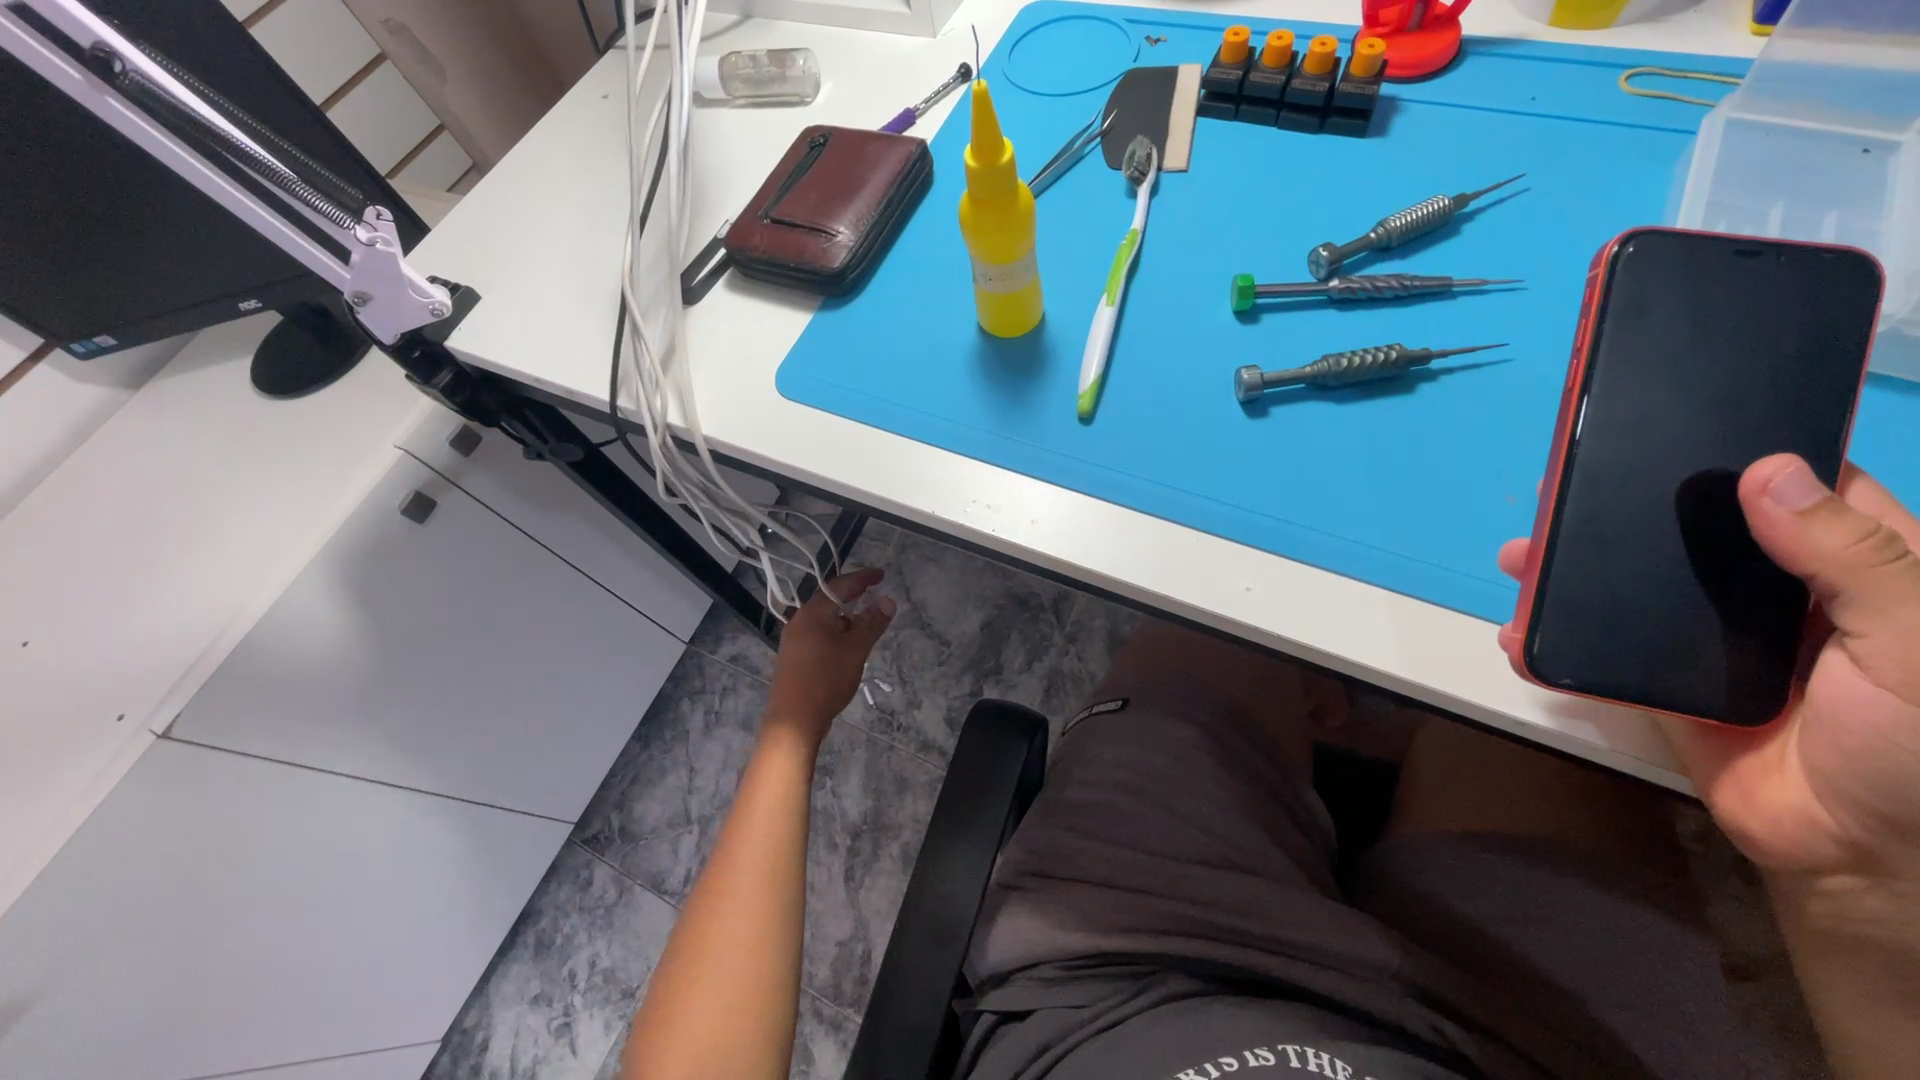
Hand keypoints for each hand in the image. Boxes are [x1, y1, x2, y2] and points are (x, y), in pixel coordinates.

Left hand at [764, 567, 895, 748]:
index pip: (840, 585)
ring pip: (825, 621)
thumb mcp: (856, 650)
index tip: (881, 575)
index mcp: (813, 613)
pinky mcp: (793, 657)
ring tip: (867, 628)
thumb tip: (888, 601)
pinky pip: (818, 635)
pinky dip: (836, 634)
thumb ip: (872, 623)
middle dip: (854, 599)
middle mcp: (799, 621)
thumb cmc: (826, 680)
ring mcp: (793, 640)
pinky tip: (847, 648)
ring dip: (846, 620)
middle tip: (876, 598)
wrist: (793, 720)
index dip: (863, 578)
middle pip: (830, 602)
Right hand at [1497, 455, 1919, 887]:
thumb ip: (1855, 559)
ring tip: (1521, 557)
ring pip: (1633, 588)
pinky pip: (1601, 653)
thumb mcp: (1914, 644)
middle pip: (1687, 533)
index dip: (1738, 453)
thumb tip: (1764, 471)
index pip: (1791, 490)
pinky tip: (1519, 629)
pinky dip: (1553, 641)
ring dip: (1572, 571)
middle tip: (1563, 489)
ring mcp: (1708, 639)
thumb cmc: (1912, 747)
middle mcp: (1771, 594)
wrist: (1855, 856)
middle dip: (1622, 513)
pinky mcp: (1660, 683)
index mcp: (1846, 569)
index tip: (1669, 425)